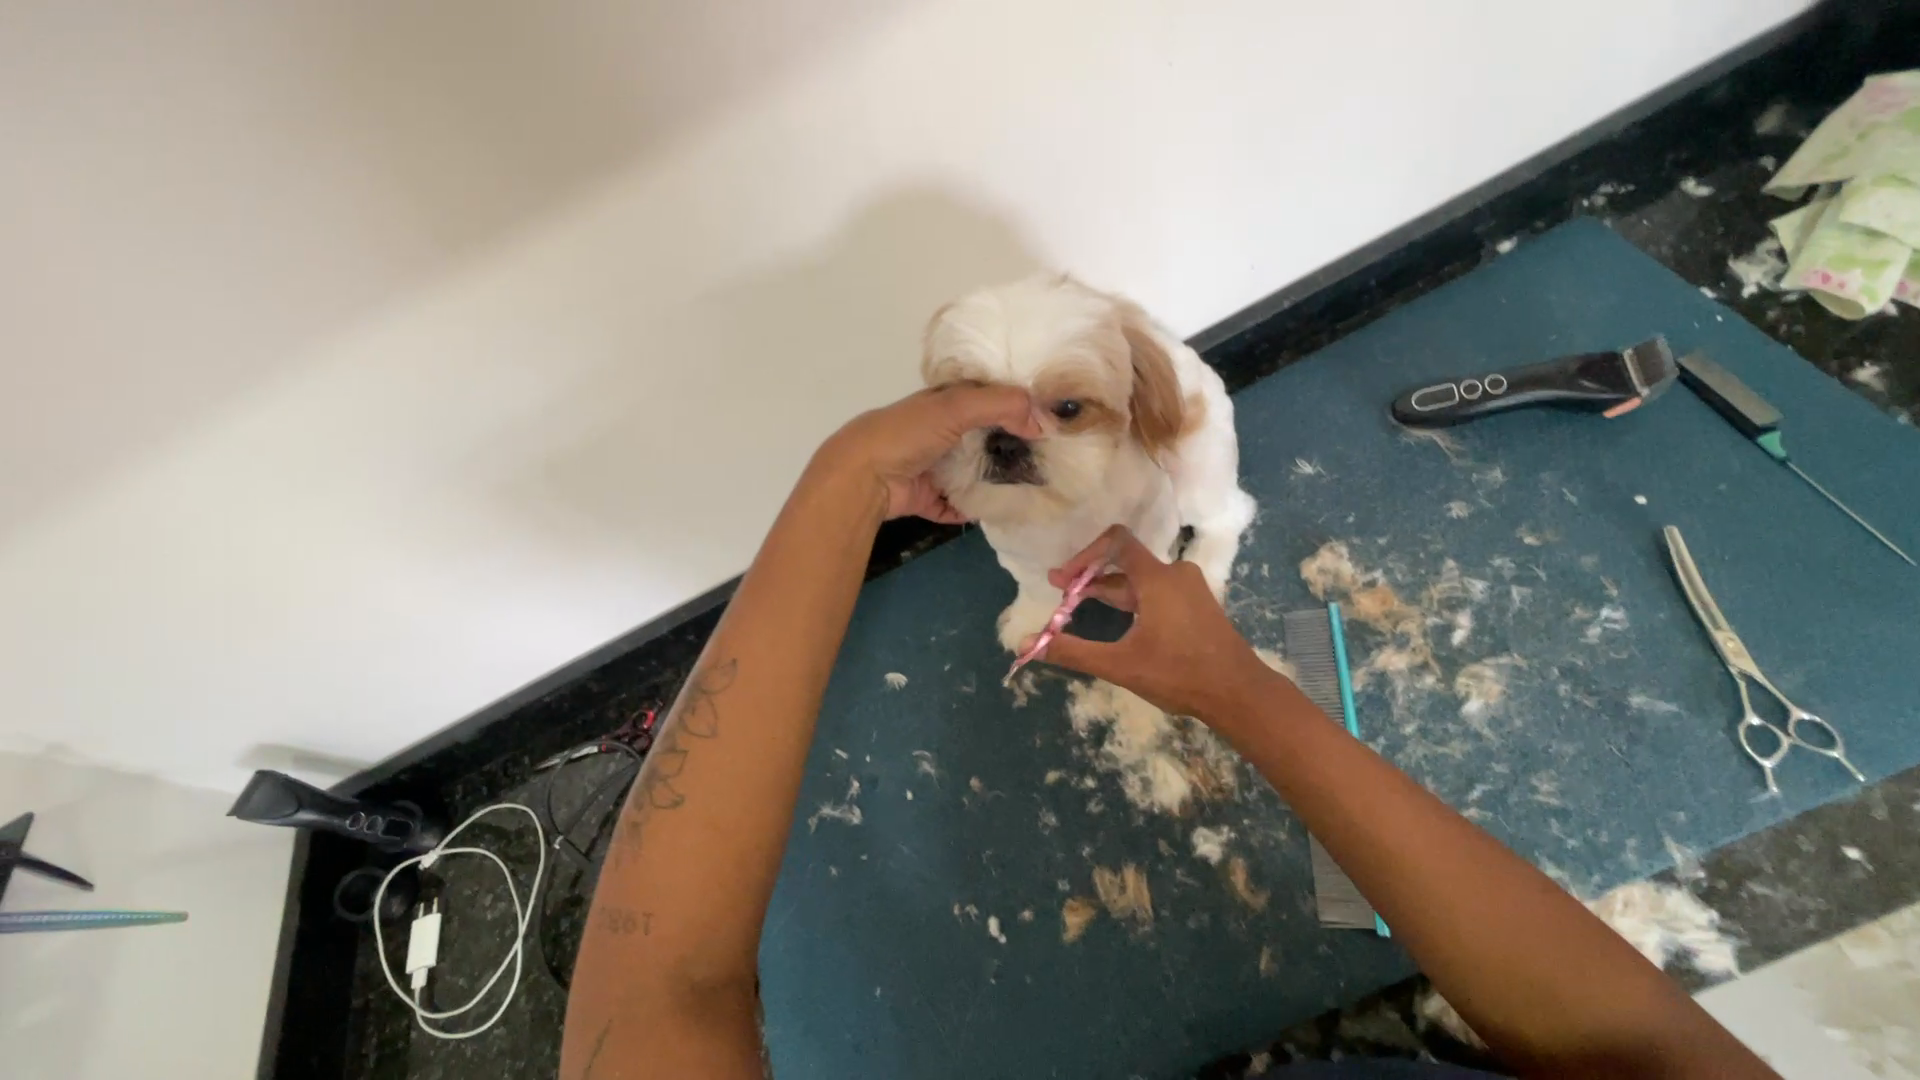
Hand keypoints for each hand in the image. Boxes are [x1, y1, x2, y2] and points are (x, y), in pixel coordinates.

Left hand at [813, 384, 1039, 521]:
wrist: (863, 477)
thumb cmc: (908, 432)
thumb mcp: (956, 406)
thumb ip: (1002, 405)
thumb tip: (1042, 422)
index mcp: (943, 403)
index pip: (987, 399)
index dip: (1016, 406)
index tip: (1049, 420)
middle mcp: (938, 432)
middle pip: (982, 438)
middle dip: (1010, 447)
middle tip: (1048, 458)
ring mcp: (931, 466)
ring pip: (971, 473)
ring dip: (995, 480)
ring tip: (1032, 487)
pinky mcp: (926, 497)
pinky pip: (956, 505)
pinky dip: (972, 509)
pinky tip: (999, 511)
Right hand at [1026, 525, 1278, 722]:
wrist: (1239, 694)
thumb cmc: (1179, 674)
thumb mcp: (1120, 665)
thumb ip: (1073, 651)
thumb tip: (1026, 644)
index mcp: (1157, 578)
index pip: (1115, 542)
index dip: (1084, 555)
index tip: (1062, 580)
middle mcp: (1175, 574)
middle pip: (1124, 564)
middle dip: (1090, 579)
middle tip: (1061, 596)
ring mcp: (1190, 590)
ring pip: (1140, 582)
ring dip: (1110, 593)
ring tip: (1082, 610)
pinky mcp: (1198, 607)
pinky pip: (1157, 593)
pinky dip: (1132, 602)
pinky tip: (1119, 625)